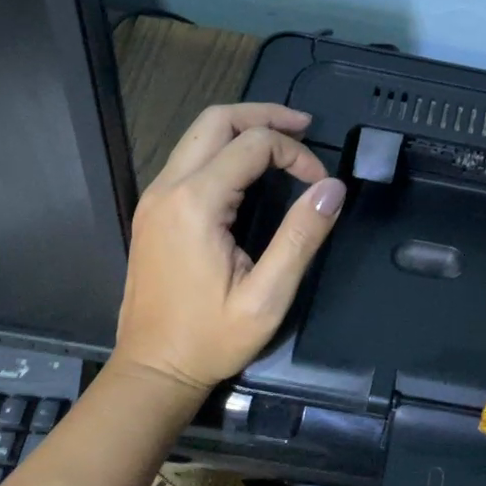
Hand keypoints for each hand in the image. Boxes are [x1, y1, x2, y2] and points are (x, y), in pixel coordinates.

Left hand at [113, 103, 346, 393]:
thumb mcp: (268, 296)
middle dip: (265, 115)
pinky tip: (252, 166)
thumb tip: (332, 187)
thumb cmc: (211, 338)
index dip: (295, 153)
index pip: (253, 145)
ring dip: (243, 128)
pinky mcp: (153, 210)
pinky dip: (225, 147)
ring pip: (198, 134)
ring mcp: (155, 198)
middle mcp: (168, 189)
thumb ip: (301, 236)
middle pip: (216, 120)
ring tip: (285, 139)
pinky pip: (189, 157)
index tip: (320, 184)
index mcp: (195, 204)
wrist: (153, 370)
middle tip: (305, 127)